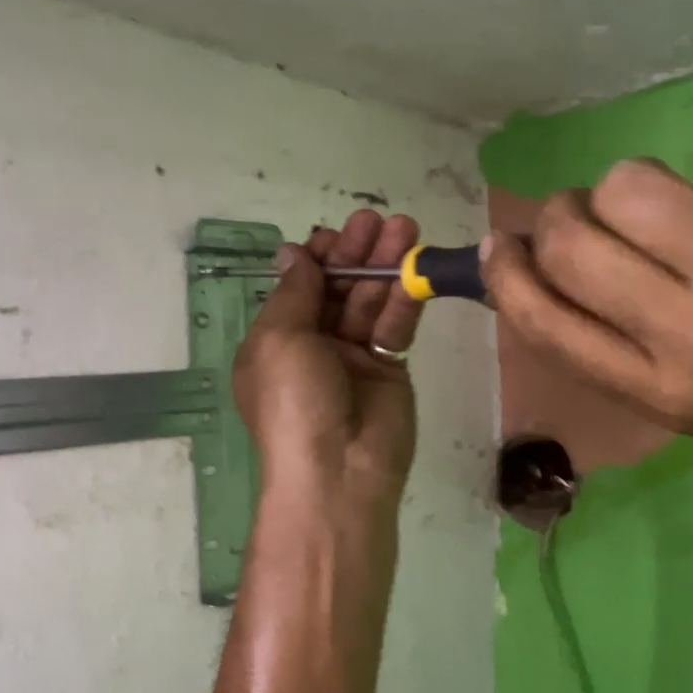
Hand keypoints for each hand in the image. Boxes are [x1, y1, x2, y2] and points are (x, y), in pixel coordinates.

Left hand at [233, 209, 425, 501]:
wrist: (337, 472)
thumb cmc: (293, 402)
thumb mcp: (279, 339)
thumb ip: (294, 292)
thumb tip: (292, 252)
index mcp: (274, 341)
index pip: (297, 287)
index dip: (316, 258)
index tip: (334, 234)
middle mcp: (311, 346)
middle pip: (335, 288)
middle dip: (354, 253)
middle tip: (377, 220)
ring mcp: (351, 358)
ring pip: (368, 300)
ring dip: (385, 265)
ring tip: (406, 227)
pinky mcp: (388, 368)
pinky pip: (395, 324)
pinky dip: (406, 296)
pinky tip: (418, 265)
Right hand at [481, 112, 692, 464]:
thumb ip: (623, 349)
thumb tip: (545, 269)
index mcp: (662, 393)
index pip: (544, 321)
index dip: (509, 274)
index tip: (502, 244)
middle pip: (572, 240)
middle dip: (572, 212)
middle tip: (606, 211)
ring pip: (632, 181)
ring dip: (650, 180)